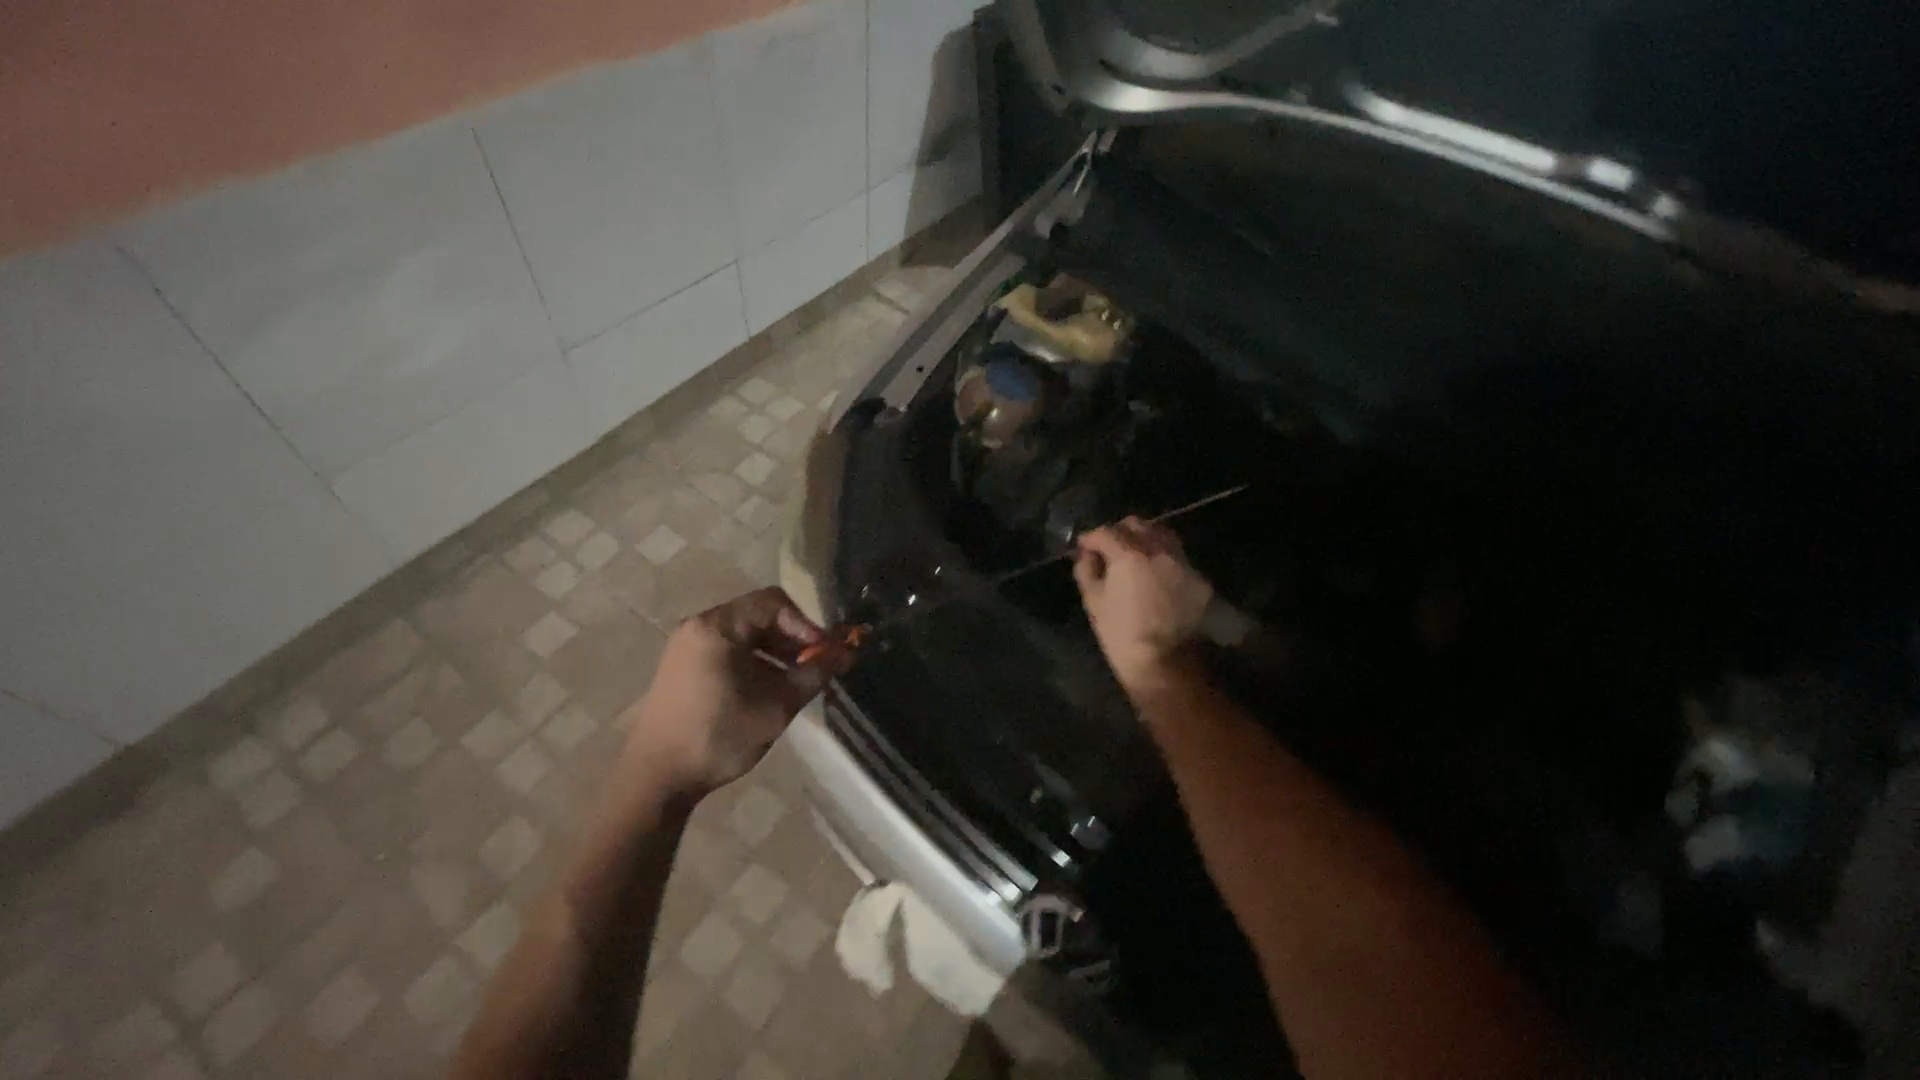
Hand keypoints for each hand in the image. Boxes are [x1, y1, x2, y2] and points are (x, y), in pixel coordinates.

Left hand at [625, 588, 851, 797]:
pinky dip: (756, 662)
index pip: (774, 603)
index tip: (824, 654)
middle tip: (817, 667)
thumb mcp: (775, 707)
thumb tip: (847, 654)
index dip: (806, 624)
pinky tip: (770, 690)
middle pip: (760, 615)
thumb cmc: (718, 736)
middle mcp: (700, 626)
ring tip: (798, 682)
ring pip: (746, 634)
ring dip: (777, 652)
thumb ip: (813, 674)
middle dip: (794, 638)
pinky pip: (730, 650)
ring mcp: (689, 646)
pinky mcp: (685, 667)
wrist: (657, 777)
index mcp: (717, 626)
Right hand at [1074, 518, 1213, 691]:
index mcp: (1129, 554)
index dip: (1090, 538)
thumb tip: (1087, 555)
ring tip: (1134, 557)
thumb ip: (1087, 570)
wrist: (1165, 663)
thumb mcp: (1094, 602)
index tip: (1083, 547)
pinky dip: (1163, 559)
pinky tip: (1155, 575)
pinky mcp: (1198, 578)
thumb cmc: (1121, 634)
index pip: (1105, 532)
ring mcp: (1182, 562)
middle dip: (1118, 532)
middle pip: (1136, 525)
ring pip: (1161, 535)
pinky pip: (1177, 557)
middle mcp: (1159, 550)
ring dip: (1144, 539)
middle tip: (1108, 549)